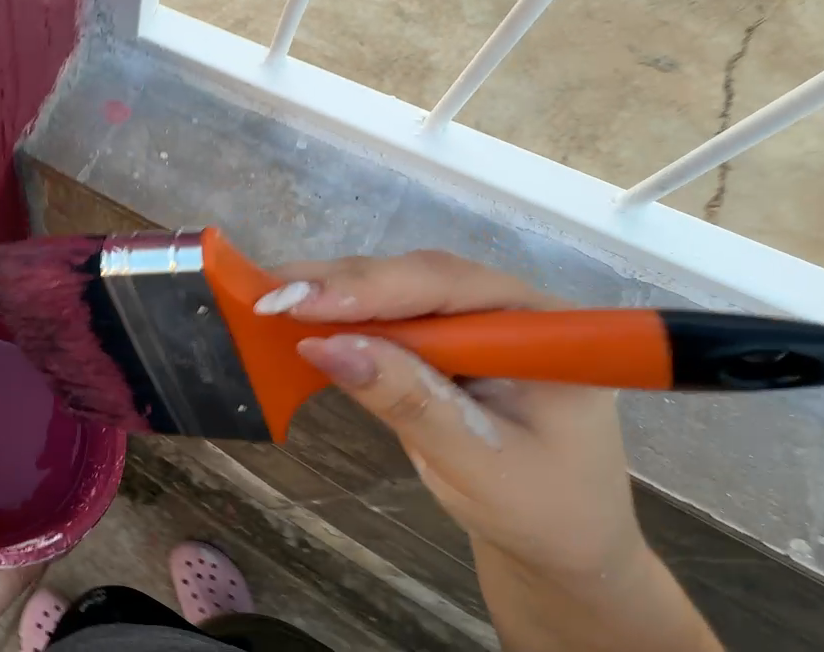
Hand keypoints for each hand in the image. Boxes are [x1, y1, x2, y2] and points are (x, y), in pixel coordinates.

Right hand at [266, 251, 639, 575]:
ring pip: (386, 289)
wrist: (558, 546)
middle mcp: (500, 308)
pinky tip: (294, 317)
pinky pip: (377, 316)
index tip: (297, 301)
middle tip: (265, 296)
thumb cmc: (540, 511)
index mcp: (541, 326)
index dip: (367, 286)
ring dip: (326, 294)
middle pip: (408, 276)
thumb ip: (408, 401)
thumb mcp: (478, 464)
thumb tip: (322, 347)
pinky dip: (332, 317)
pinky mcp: (433, 340)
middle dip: (337, 285)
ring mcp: (466, 322)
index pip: (445, 285)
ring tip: (267, 301)